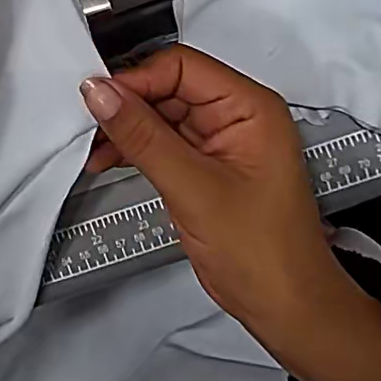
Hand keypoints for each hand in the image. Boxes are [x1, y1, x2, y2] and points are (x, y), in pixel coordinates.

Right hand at [81, 46, 380, 380]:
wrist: (289, 313)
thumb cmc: (267, 256)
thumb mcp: (194, 189)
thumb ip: (143, 136)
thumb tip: (102, 93)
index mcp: (248, 106)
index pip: (181, 67)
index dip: (137, 78)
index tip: (100, 97)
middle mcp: (235, 114)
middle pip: (167, 85)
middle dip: (127, 104)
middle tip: (91, 121)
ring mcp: (218, 138)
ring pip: (159, 112)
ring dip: (126, 126)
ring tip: (96, 145)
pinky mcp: (204, 161)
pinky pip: (161, 138)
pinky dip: (135, 146)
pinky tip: (110, 157)